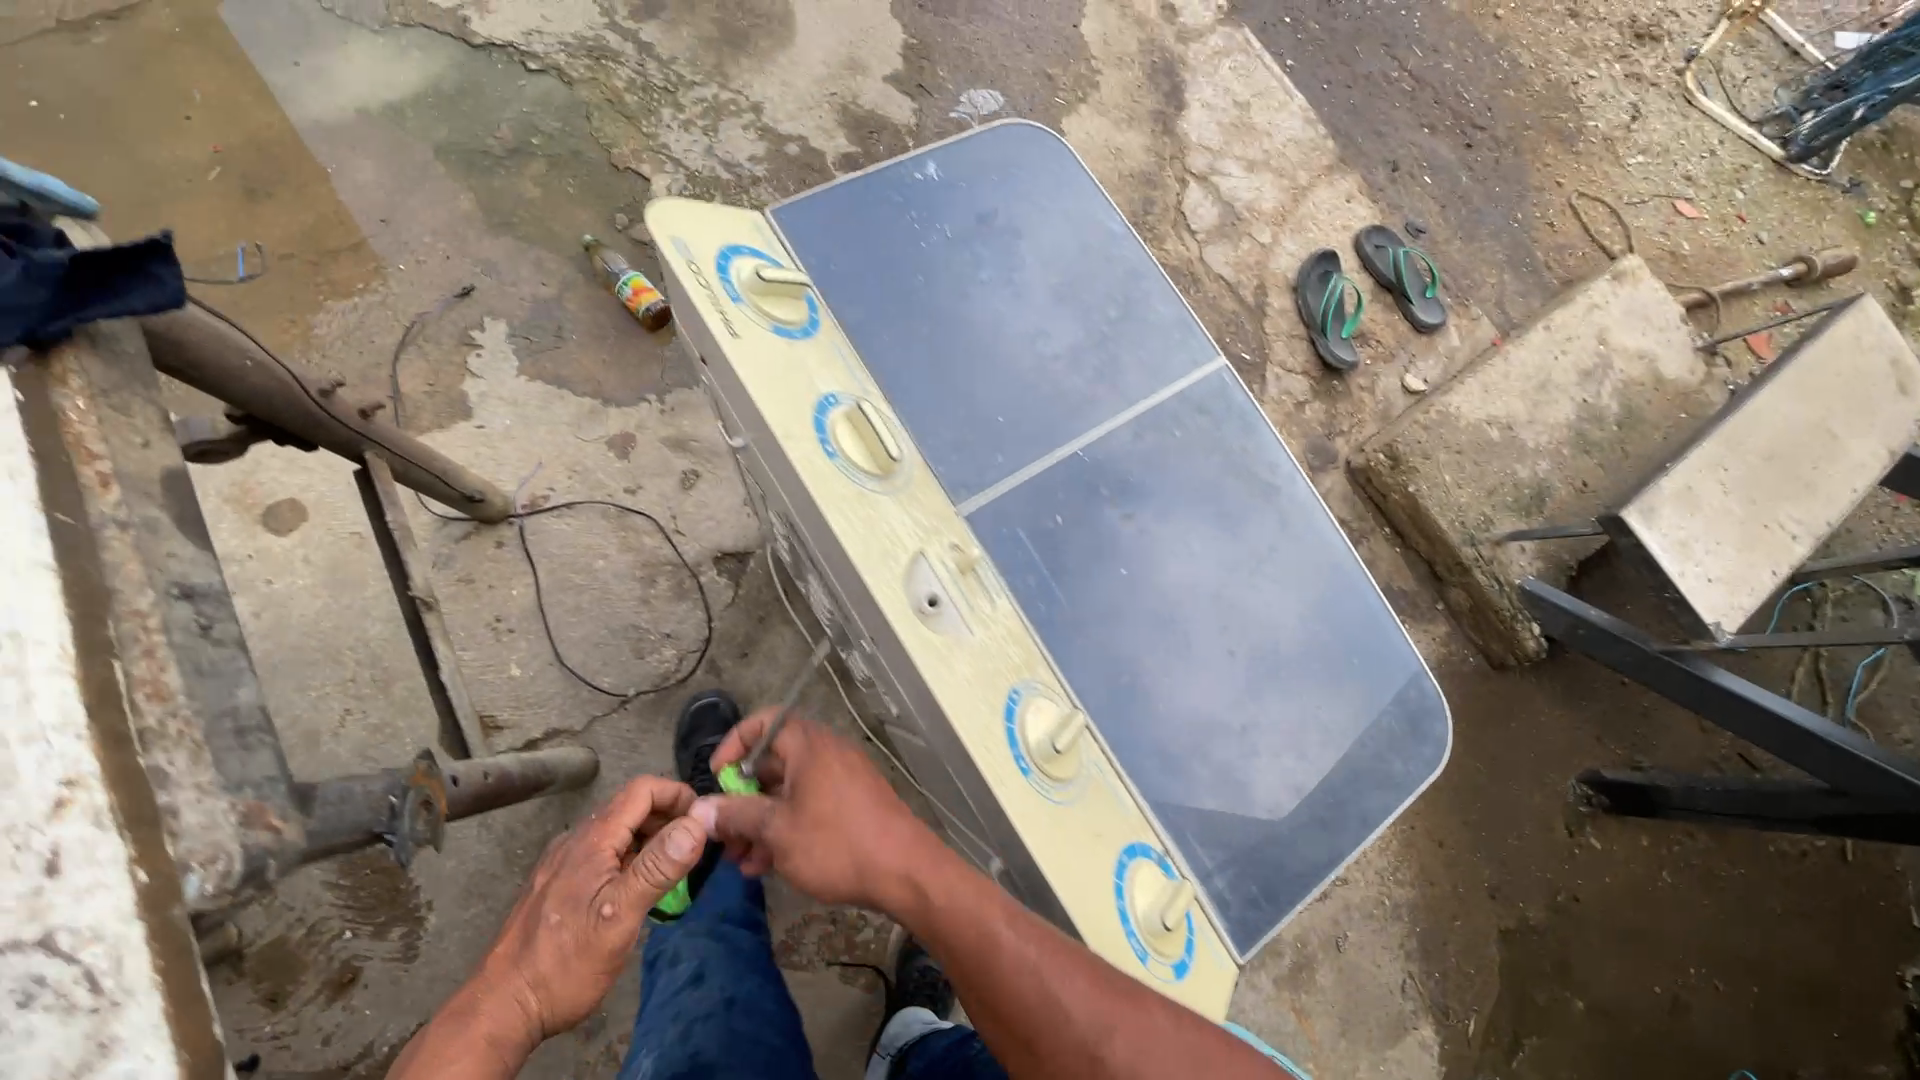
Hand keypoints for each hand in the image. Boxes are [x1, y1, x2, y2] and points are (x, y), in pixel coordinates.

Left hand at [476, 775, 707, 1042]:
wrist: (501, 1009)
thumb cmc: (565, 963)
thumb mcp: (620, 916)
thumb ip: (658, 866)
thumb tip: (698, 822)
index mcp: (592, 840)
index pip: (643, 789)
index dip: (678, 796)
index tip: (703, 824)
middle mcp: (575, 841)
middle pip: (631, 807)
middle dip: (668, 818)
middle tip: (695, 851)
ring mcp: (562, 863)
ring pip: (616, 831)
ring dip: (650, 839)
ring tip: (673, 873)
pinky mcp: (557, 885)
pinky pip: (602, 854)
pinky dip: (629, 858)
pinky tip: (637, 891)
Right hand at [690, 708, 938, 910]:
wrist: (905, 870)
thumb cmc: (836, 843)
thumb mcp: (777, 830)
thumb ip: (737, 814)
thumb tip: (701, 808)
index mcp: (809, 745)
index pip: (765, 722)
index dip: (734, 743)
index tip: (715, 777)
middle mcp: (827, 753)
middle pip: (774, 763)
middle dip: (743, 799)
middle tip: (723, 835)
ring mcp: (843, 779)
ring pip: (790, 791)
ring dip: (761, 822)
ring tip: (741, 862)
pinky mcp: (853, 805)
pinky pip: (810, 806)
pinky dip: (787, 828)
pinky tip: (767, 866)